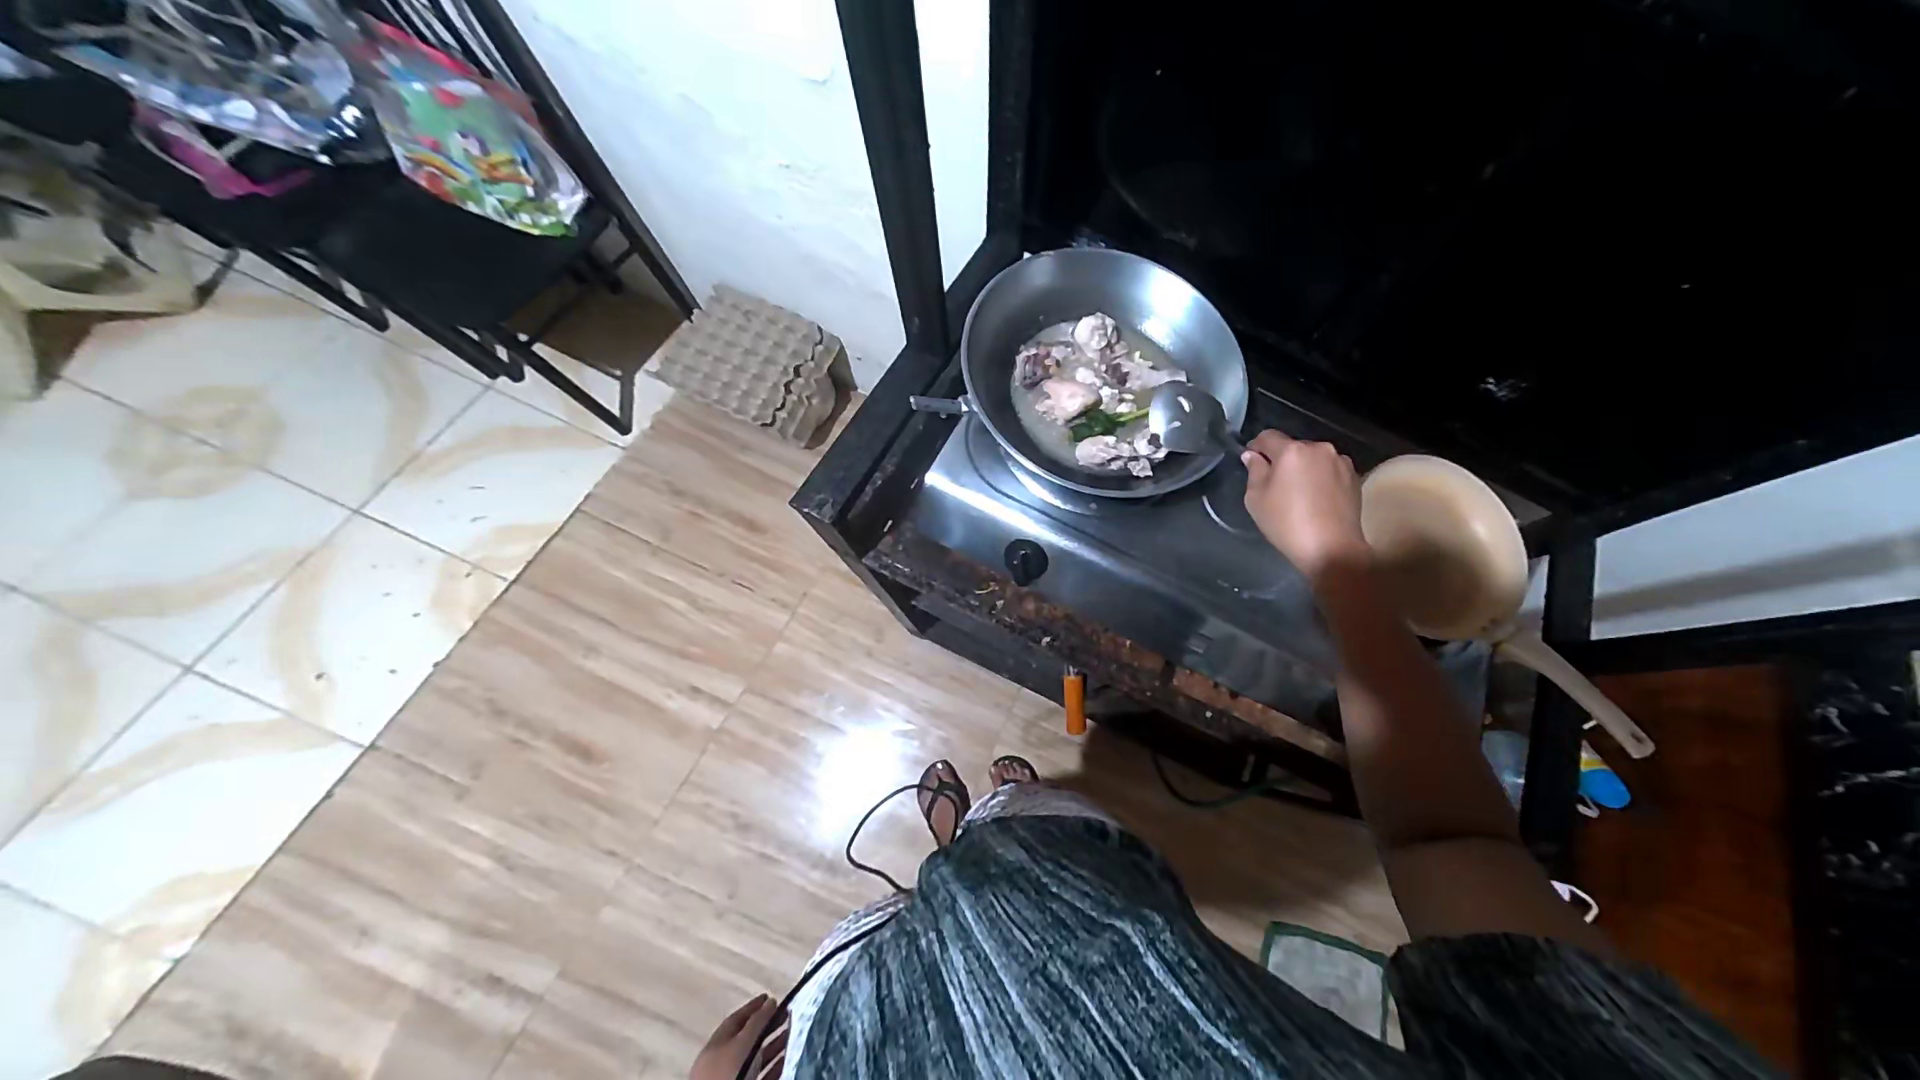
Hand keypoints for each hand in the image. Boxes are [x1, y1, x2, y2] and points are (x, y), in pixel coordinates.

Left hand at [690, 994, 786, 1079]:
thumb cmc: (729, 1075)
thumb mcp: (743, 1043)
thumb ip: (757, 1022)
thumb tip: (771, 1001)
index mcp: (716, 1047)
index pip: (736, 1020)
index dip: (754, 1008)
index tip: (773, 997)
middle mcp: (723, 1063)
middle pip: (748, 1039)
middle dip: (769, 1026)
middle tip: (789, 1014)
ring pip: (757, 1059)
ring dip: (775, 1046)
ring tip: (794, 1034)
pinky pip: (763, 1076)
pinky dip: (776, 1067)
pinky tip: (789, 1060)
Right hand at [1242, 431, 1368, 583]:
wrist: (1331, 548)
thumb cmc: (1286, 523)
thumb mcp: (1256, 498)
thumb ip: (1254, 470)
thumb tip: (1253, 456)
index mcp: (1292, 451)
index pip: (1267, 436)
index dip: (1255, 447)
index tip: (1251, 462)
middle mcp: (1319, 449)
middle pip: (1293, 447)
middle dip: (1281, 460)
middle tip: (1274, 484)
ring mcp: (1340, 461)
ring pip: (1313, 458)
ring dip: (1303, 468)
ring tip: (1298, 493)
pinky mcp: (1354, 476)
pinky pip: (1329, 470)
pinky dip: (1320, 478)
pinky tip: (1316, 499)